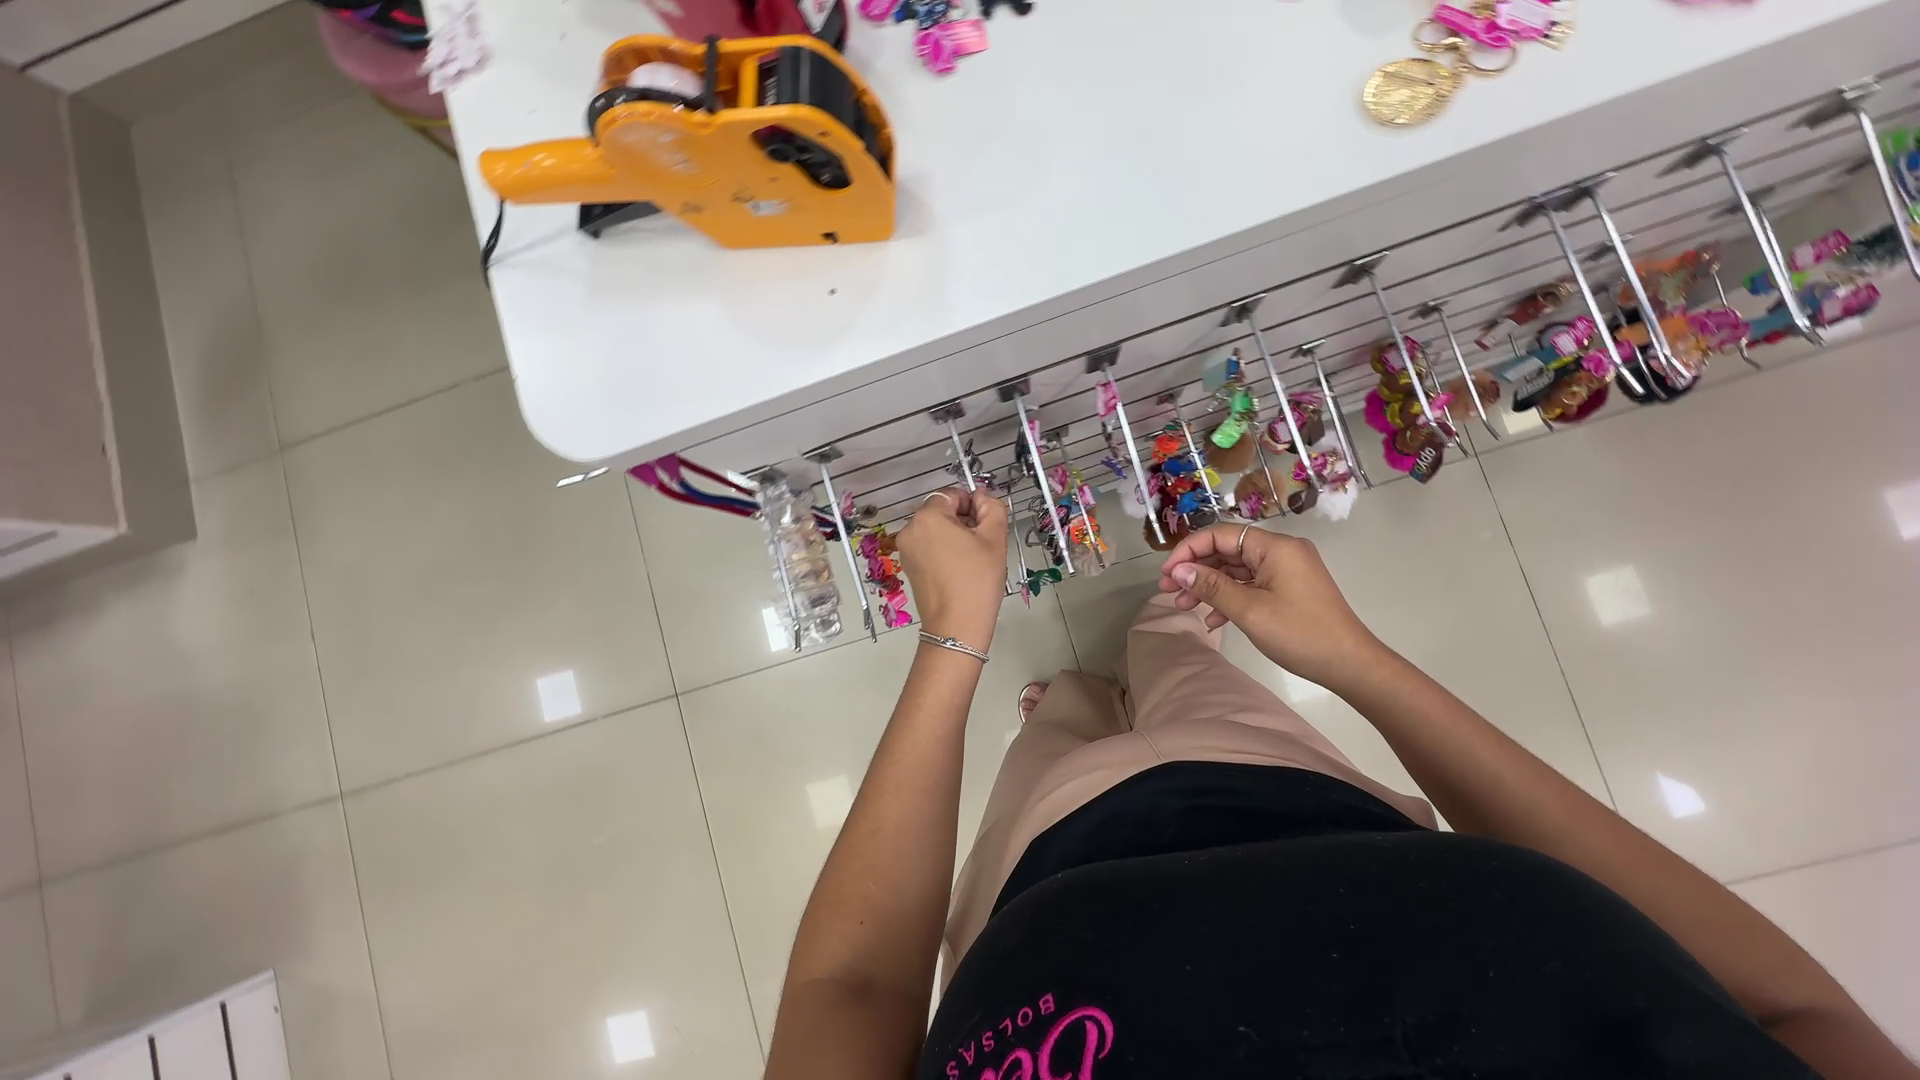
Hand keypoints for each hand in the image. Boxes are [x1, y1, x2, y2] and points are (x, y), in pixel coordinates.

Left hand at [896, 488, 1008, 647]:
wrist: (957, 625)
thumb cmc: (977, 579)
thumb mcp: (994, 537)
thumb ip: (992, 508)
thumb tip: (983, 497)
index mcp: (927, 517)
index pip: (951, 494)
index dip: (972, 504)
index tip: (987, 524)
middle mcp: (910, 530)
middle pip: (941, 512)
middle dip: (963, 521)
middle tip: (983, 544)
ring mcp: (906, 550)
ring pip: (935, 531)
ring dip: (955, 537)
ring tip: (973, 560)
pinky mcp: (909, 568)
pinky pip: (929, 548)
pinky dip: (944, 552)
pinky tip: (960, 570)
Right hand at [1159, 524, 1384, 692]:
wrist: (1350, 664)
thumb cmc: (1300, 633)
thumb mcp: (1249, 611)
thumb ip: (1211, 587)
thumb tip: (1178, 571)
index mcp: (1275, 547)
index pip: (1221, 534)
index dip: (1189, 551)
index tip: (1167, 574)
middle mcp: (1281, 551)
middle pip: (1227, 551)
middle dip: (1196, 570)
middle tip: (1167, 591)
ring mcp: (1286, 570)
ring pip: (1236, 570)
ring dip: (1209, 587)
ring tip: (1184, 607)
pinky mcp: (1289, 589)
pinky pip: (1251, 584)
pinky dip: (1229, 597)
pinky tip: (1213, 619)